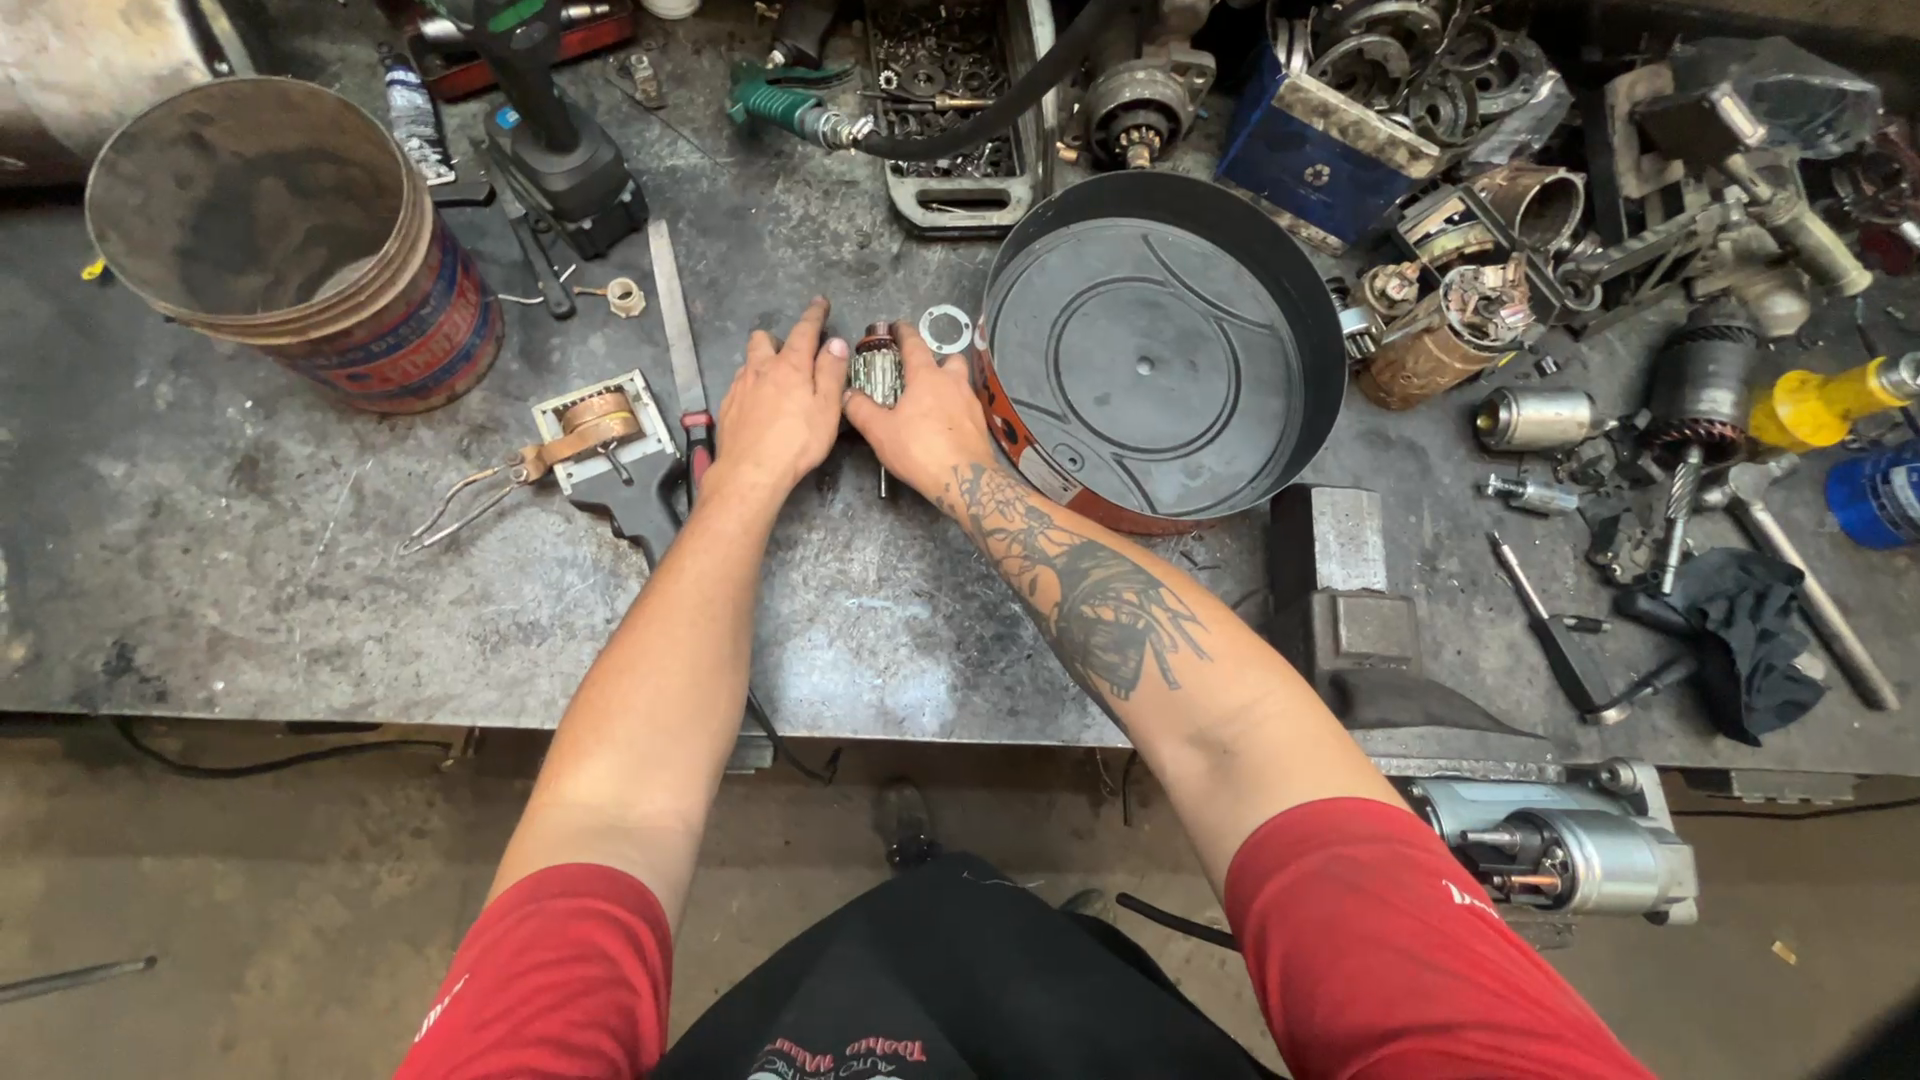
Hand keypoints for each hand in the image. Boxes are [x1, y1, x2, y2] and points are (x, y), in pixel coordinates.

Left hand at [709, 297, 849, 503]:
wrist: (751, 471)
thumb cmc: (797, 441)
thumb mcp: (826, 408)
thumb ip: (831, 373)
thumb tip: (835, 343)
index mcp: (790, 366)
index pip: (804, 330)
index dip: (814, 315)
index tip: (820, 303)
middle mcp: (760, 369)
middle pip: (763, 339)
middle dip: (778, 339)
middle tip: (792, 356)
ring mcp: (740, 387)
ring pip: (749, 362)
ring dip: (762, 364)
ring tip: (775, 384)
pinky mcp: (727, 407)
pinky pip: (739, 386)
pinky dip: (751, 388)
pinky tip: (758, 407)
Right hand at [844, 320, 997, 507]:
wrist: (965, 480)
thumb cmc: (920, 450)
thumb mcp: (880, 432)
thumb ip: (861, 410)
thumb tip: (848, 394)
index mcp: (927, 376)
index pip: (914, 343)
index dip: (903, 332)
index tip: (896, 327)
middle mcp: (953, 382)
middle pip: (950, 358)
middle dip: (937, 359)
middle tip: (921, 374)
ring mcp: (971, 402)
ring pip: (961, 382)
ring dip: (949, 384)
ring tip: (933, 401)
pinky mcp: (981, 424)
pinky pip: (967, 406)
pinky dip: (957, 408)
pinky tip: (946, 425)